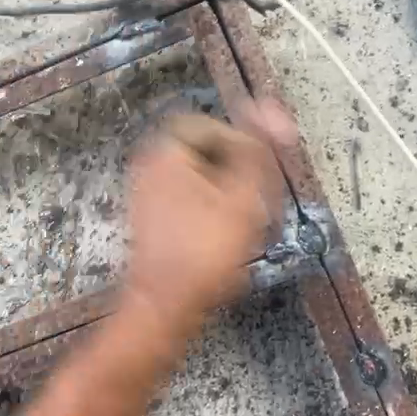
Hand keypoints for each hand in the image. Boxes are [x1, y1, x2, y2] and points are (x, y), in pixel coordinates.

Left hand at [123, 103, 294, 331]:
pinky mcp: (154, 222)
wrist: (165, 308)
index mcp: (163, 152)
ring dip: (231, 195)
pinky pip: (191, 202)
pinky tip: (230, 239)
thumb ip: (257, 149)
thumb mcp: (243, 196)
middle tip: (260, 198)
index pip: (210, 125)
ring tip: (248, 222)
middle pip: (207, 152)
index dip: (242, 140)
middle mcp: (148, 168)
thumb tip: (268, 107)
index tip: (262, 168)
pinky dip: (214, 213)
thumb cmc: (204, 253)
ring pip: (203, 179)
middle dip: (239, 171)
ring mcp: (147, 196)